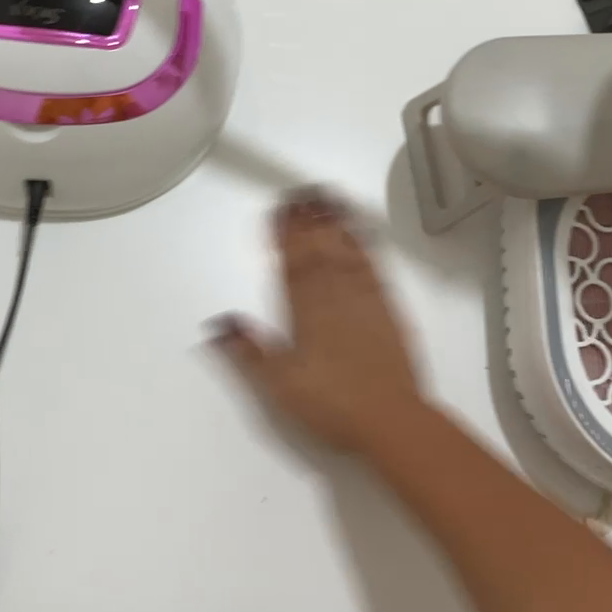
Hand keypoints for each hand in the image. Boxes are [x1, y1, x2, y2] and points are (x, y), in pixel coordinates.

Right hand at [209, 188, 425, 451]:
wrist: (392, 419)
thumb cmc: (332, 405)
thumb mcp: (280, 385)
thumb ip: (249, 351)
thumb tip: (220, 323)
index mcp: (305, 313)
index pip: (291, 264)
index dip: (284, 235)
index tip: (277, 210)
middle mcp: (336, 297)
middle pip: (319, 249)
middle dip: (307, 219)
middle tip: (299, 192)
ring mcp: (366, 299)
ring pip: (347, 250)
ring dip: (336, 222)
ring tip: (328, 196)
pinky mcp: (391, 309)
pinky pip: (375, 265)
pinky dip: (366, 244)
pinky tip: (363, 232)